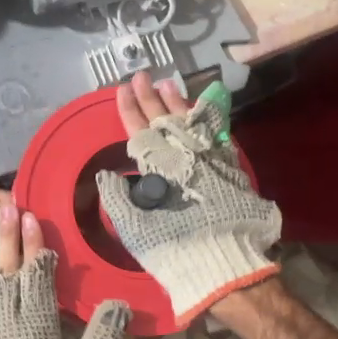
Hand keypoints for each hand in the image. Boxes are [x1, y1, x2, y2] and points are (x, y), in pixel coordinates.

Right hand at [96, 71, 282, 326]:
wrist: (222, 262)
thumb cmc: (172, 248)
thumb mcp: (133, 228)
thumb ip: (118, 198)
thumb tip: (108, 175)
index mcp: (156, 167)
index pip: (138, 129)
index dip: (128, 108)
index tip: (121, 88)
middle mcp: (182, 155)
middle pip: (163, 119)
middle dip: (149, 97)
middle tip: (141, 76)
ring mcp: (208, 159)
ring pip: (190, 122)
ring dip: (177, 103)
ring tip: (168, 86)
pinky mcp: (229, 168)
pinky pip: (214, 135)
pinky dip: (205, 120)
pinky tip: (201, 111)